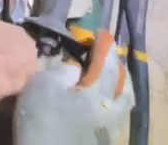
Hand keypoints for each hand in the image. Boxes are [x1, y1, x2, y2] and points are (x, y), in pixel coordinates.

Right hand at [12, 52, 132, 144]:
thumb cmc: (42, 120)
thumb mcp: (44, 85)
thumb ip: (63, 71)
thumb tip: (76, 70)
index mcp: (98, 95)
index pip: (108, 65)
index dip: (106, 47)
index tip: (103, 33)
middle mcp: (110, 114)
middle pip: (125, 90)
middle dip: (120, 71)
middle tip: (110, 57)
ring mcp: (108, 134)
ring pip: (121, 107)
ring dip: (117, 89)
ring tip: (106, 78)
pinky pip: (112, 118)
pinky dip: (109, 104)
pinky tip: (96, 103)